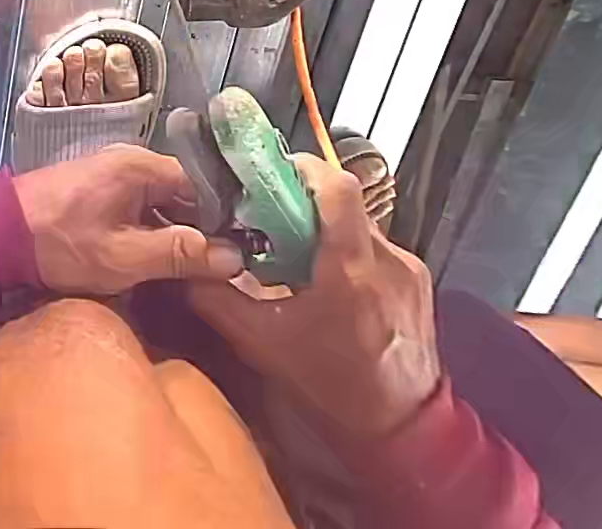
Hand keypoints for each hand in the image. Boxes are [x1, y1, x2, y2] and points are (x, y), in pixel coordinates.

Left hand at [14, 144, 244, 294]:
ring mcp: (112, 174)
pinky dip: (155, 230)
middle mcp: (130, 161)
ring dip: (179, 233)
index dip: (226, 219)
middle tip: (229, 269)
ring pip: (163, 202)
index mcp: (140, 166)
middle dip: (204, 229)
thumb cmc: (60, 243)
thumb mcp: (123, 256)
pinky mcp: (99, 191)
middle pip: (184, 193)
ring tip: (203, 271)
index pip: (203, 185)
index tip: (247, 253)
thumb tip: (236, 258)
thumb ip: (179, 254)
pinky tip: (165, 260)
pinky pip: (141, 207)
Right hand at [188, 152, 440, 441]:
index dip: (302, 168)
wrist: (405, 434)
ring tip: (292, 242)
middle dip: (302, 194)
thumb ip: (218, 298)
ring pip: (355, 218)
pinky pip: (372, 241)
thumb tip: (184, 267)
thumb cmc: (329, 384)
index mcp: (348, 270)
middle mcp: (384, 259)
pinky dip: (343, 243)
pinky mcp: (417, 279)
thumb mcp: (261, 342)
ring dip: (322, 221)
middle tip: (268, 208)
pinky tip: (323, 269)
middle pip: (342, 198)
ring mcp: (407, 268)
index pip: (337, 188)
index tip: (270, 173)